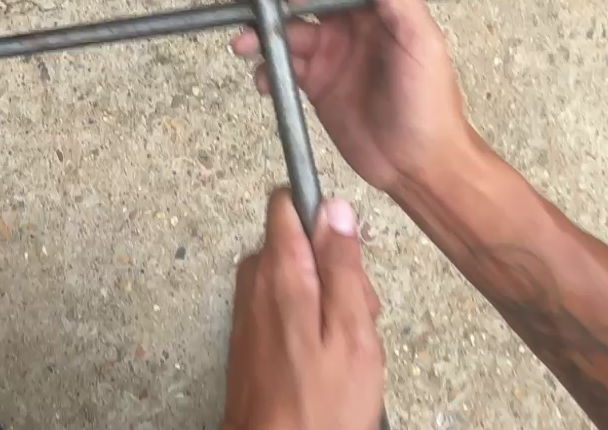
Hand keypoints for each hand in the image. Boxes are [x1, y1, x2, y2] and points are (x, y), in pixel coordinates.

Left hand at [223, 189, 384, 429]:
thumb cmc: (318, 405)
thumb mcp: (350, 332)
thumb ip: (342, 265)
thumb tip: (335, 205)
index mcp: (278, 266)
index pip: (289, 201)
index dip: (325, 219)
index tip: (347, 257)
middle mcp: (256, 273)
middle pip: (302, 243)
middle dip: (337, 274)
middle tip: (357, 324)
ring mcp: (250, 299)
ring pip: (301, 276)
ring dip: (330, 304)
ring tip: (344, 353)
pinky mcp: (251, 325)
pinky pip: (289, 302)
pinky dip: (313, 323)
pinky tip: (327, 361)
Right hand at [229, 0, 473, 195]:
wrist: (419, 167)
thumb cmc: (430, 104)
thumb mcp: (421, 43)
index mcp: (376, 7)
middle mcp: (349, 23)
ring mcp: (329, 52)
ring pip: (283, 28)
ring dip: (259, 32)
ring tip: (243, 45)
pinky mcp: (314, 80)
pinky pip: (280, 64)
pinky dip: (266, 68)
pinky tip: (265, 82)